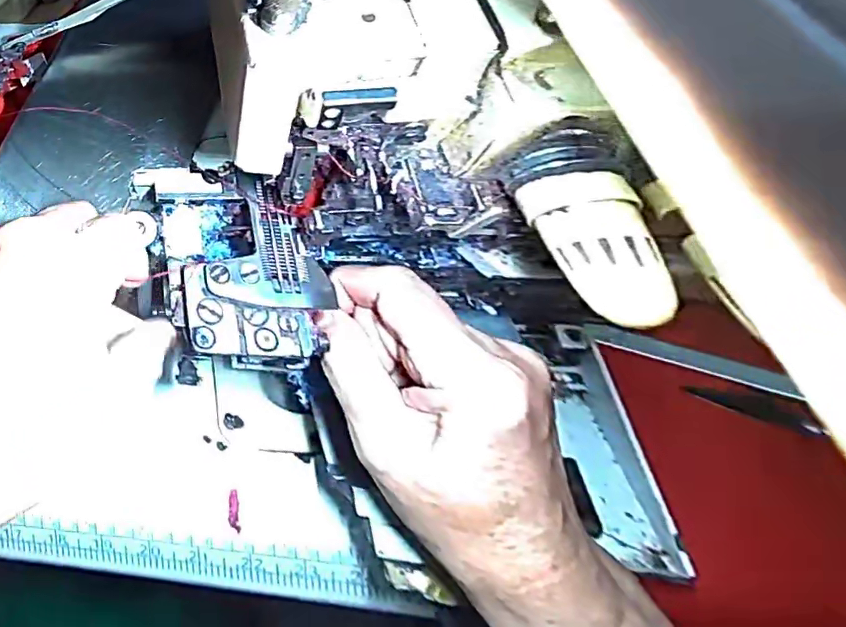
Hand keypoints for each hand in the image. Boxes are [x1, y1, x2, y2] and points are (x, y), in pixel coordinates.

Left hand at [0, 203, 173, 626]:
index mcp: (70, 267)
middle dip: (90, 248)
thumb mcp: (103, 405)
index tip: (131, 280)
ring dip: (42, 256)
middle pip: (72, 219)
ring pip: (24, 231)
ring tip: (41, 309)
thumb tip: (150, 337)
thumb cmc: (9, 438)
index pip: (121, 229)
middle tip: (93, 294)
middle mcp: (19, 244)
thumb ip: (138, 355)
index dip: (135, 256)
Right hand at [318, 265, 667, 626]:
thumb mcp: (384, 447)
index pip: (399, 288)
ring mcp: (512, 359)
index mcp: (481, 376)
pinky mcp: (508, 365)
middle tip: (370, 385)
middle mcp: (506, 357)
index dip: (349, 287)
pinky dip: (413, 361)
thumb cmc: (468, 520)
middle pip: (406, 305)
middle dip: (371, 335)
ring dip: (391, 351)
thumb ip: (348, 369)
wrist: (526, 558)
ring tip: (401, 403)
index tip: (319, 304)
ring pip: (418, 320)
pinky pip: (436, 336)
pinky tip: (420, 402)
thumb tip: (325, 318)